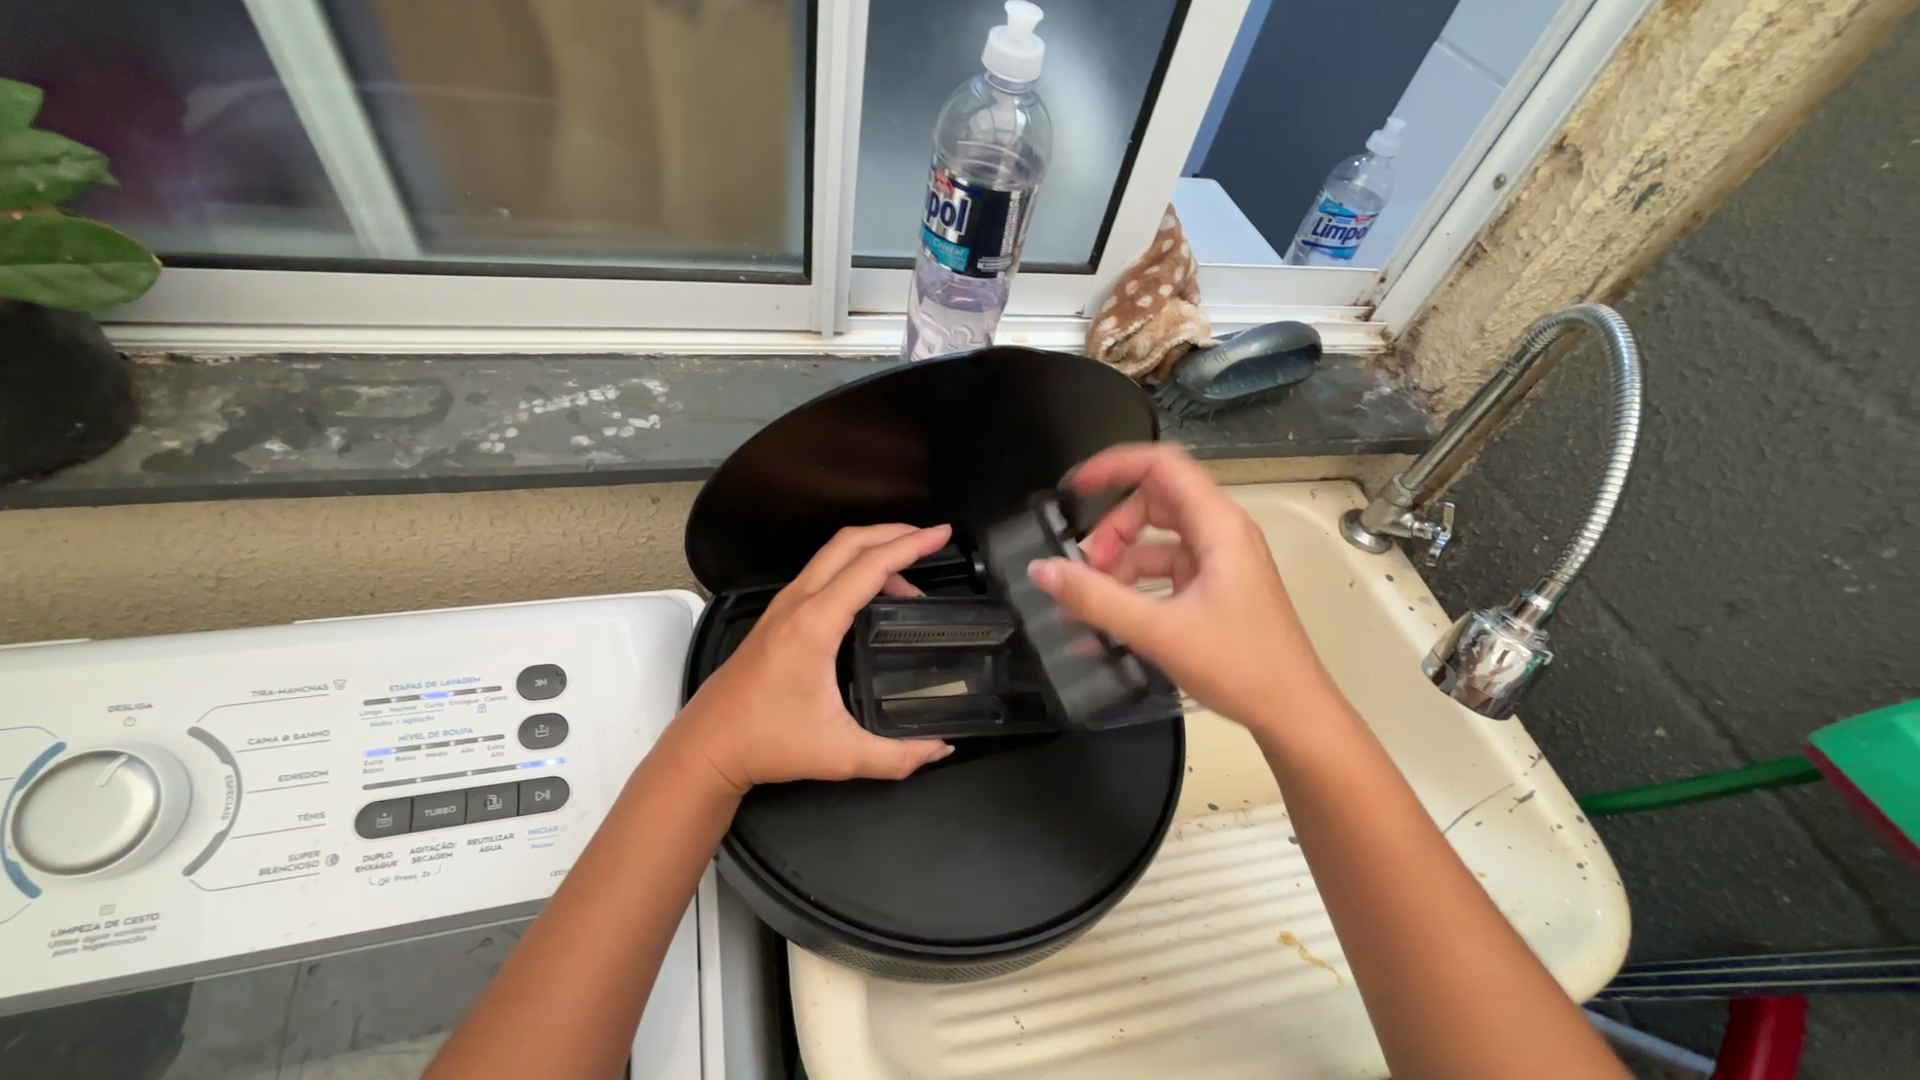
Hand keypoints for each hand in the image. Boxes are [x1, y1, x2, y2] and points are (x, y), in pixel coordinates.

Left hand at [669, 524, 955, 793]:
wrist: (707, 746)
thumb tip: (940, 749)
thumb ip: (897, 756)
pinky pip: (821, 573)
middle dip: (894, 532)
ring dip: (873, 550)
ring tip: (910, 573)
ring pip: (832, 554)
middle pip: (848, 543)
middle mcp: (796, 604)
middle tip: (931, 538)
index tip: (941, 534)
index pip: (869, 567)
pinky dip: (853, 568)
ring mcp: (783, 607)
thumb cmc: (764, 743)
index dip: (910, 546)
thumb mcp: (839, 755)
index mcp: (813, 625)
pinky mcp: (777, 616)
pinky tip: (873, 596)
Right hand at [1028, 444, 1324, 728]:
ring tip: (1090, 604)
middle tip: (1085, 570)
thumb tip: (1042, 570)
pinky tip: (1108, 624)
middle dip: (1112, 531)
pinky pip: (1165, 572)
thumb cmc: (1239, 666)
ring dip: (1119, 564)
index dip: (1113, 466)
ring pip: (1156, 541)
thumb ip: (1096, 599)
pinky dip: (1134, 588)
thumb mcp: (1159, 631)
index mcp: (1218, 526)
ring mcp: (1219, 562)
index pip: (1161, 465)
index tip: (1073, 489)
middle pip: (1153, 503)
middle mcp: (1221, 533)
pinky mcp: (1215, 588)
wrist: (1293, 713)